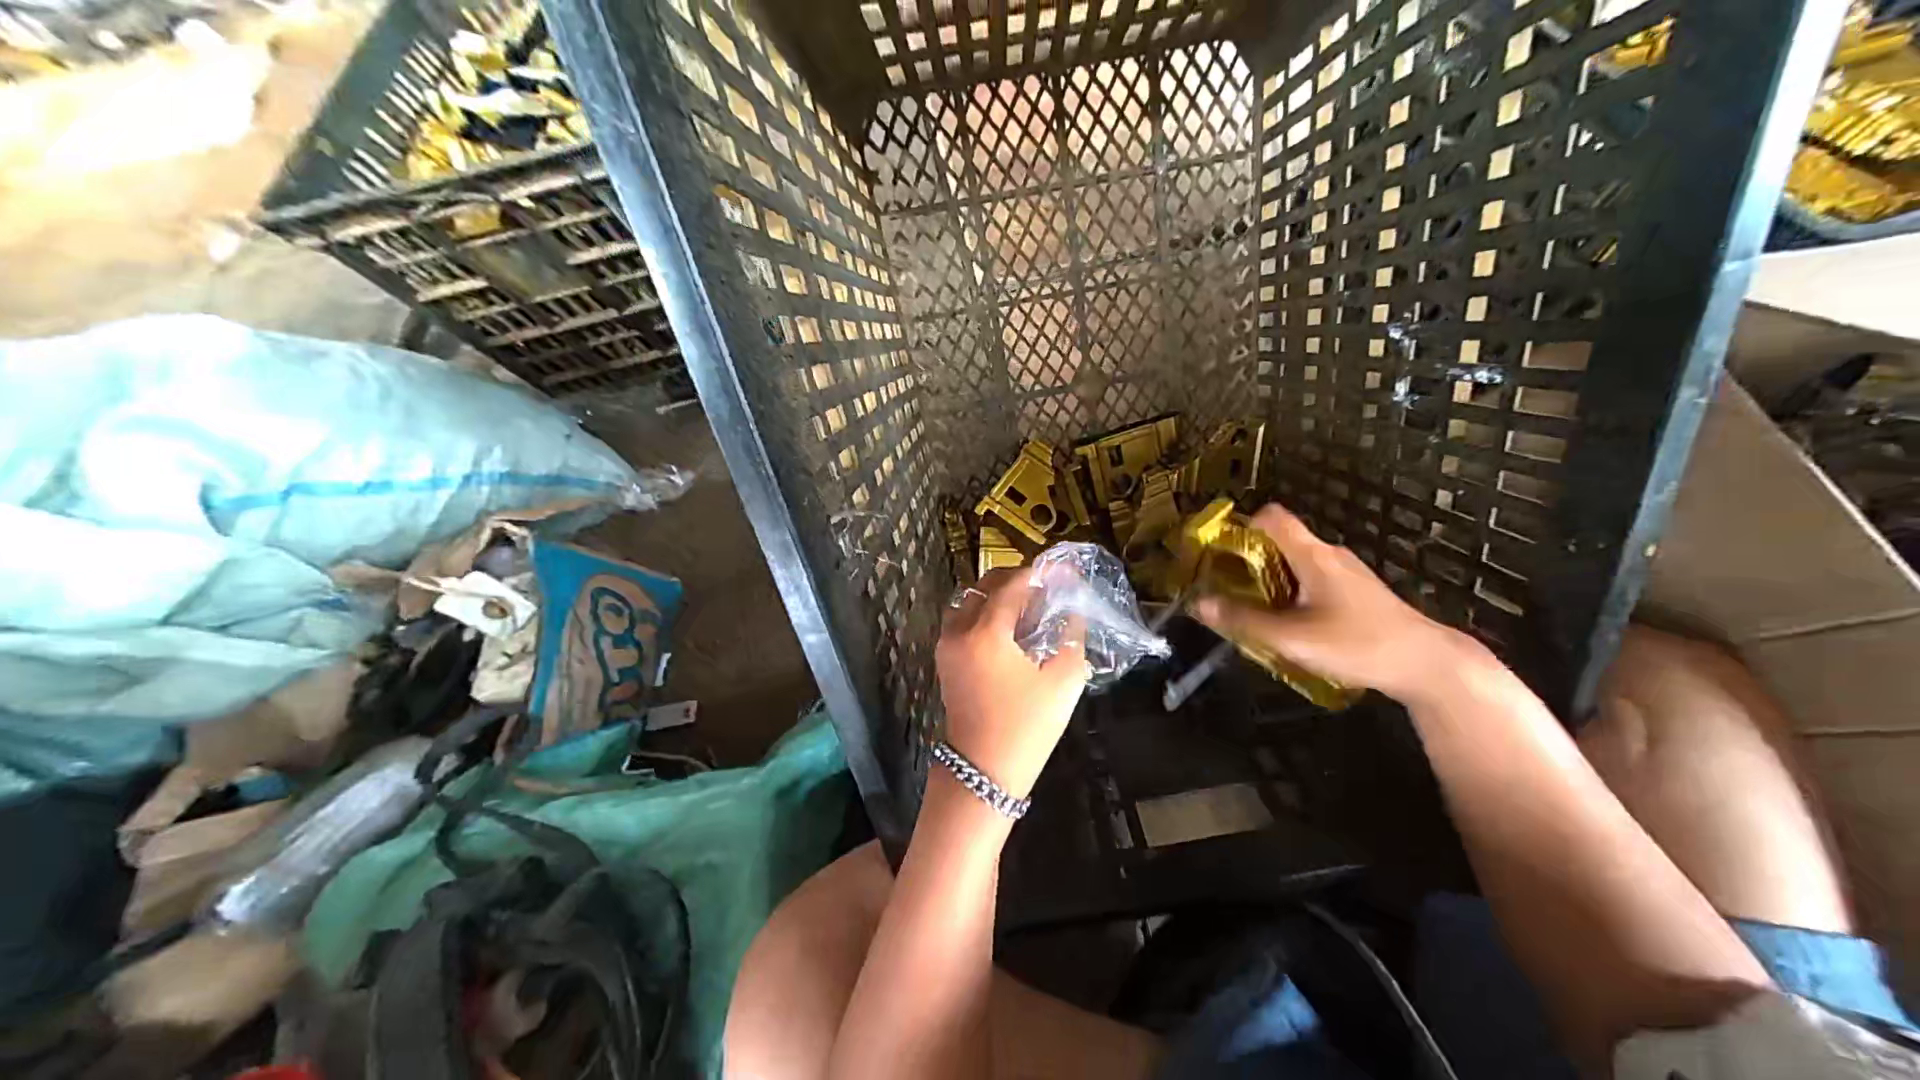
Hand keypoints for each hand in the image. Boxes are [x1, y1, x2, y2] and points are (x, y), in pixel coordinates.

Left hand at [935, 568, 1090, 799]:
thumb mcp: (1063, 681)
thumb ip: (1071, 638)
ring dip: (995, 596)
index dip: (1038, 575)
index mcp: (985, 632)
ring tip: (1026, 606)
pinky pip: (961, 620)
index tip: (1062, 572)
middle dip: (1014, 580)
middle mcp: (959, 631)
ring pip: (968, 601)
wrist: (983, 770)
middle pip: (984, 587)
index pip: (1012, 587)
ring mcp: (946, 646)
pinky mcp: (945, 661)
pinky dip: (982, 613)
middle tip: (1044, 587)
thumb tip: (1072, 612)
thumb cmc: (1027, 726)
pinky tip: (1009, 627)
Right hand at [1192, 503, 1495, 704]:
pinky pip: (1312, 582)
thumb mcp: (1292, 638)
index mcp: (1313, 555)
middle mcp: (1330, 556)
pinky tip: (1290, 627)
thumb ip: (1244, 621)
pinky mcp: (1358, 594)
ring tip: (1253, 613)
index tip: (1220, 555)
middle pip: (1279, 543)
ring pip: (1295, 565)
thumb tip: (1199, 604)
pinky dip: (1292, 596)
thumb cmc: (1359, 645)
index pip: (1272, 517)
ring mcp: (1347, 574)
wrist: (1429, 665)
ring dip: (1270, 583)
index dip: (1241, 527)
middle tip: (1227, 592)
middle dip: (1248, 564)